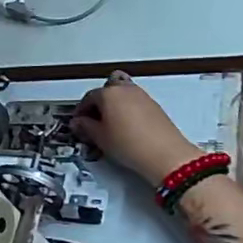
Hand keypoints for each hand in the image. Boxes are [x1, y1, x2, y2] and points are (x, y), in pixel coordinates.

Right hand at [71, 72, 203, 185]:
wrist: (164, 154)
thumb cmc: (128, 144)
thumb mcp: (100, 138)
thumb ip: (86, 127)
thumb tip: (78, 122)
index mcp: (108, 93)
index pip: (89, 97)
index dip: (81, 110)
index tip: (78, 123)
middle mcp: (125, 89)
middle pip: (107, 88)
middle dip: (99, 101)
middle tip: (95, 120)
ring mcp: (142, 95)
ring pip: (123, 92)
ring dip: (115, 103)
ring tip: (111, 124)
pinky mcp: (154, 105)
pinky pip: (135, 101)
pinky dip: (128, 108)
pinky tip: (127, 127)